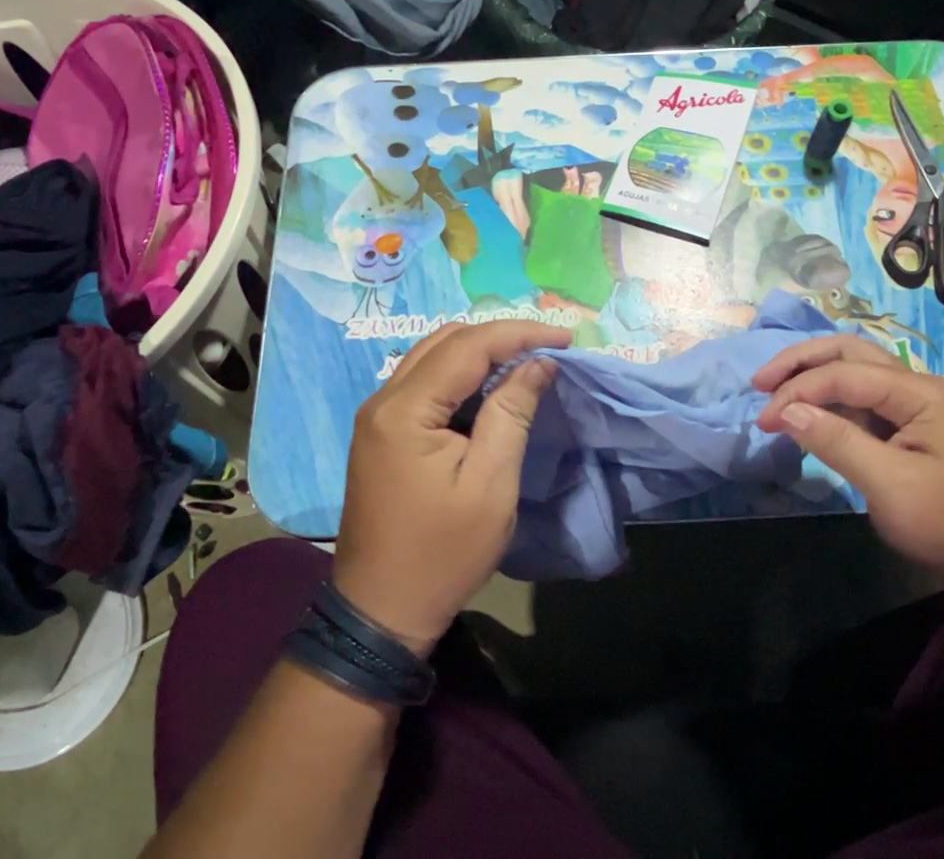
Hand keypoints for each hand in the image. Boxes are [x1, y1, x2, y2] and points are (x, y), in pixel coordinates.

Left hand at [333, 320, 571, 652]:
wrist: (382, 609)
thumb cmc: (443, 554)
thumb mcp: (491, 485)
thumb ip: (512, 415)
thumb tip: (538, 365)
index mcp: (405, 411)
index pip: (467, 346)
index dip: (519, 334)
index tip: (566, 338)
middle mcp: (382, 402)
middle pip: (445, 343)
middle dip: (500, 337)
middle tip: (549, 349)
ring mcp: (377, 418)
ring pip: (432, 359)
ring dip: (480, 354)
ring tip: (528, 363)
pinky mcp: (381, 435)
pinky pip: (423, 385)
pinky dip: (461, 378)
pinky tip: (492, 390)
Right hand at [753, 335, 943, 591]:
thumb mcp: (890, 485)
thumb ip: (838, 442)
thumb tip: (787, 411)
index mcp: (921, 393)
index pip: (845, 374)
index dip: (799, 391)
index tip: (764, 422)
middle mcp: (918, 389)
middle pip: (851, 354)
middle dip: (802, 364)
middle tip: (760, 383)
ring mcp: (915, 410)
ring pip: (855, 374)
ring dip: (814, 379)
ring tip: (775, 395)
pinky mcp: (909, 432)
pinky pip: (862, 404)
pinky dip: (829, 404)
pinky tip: (807, 418)